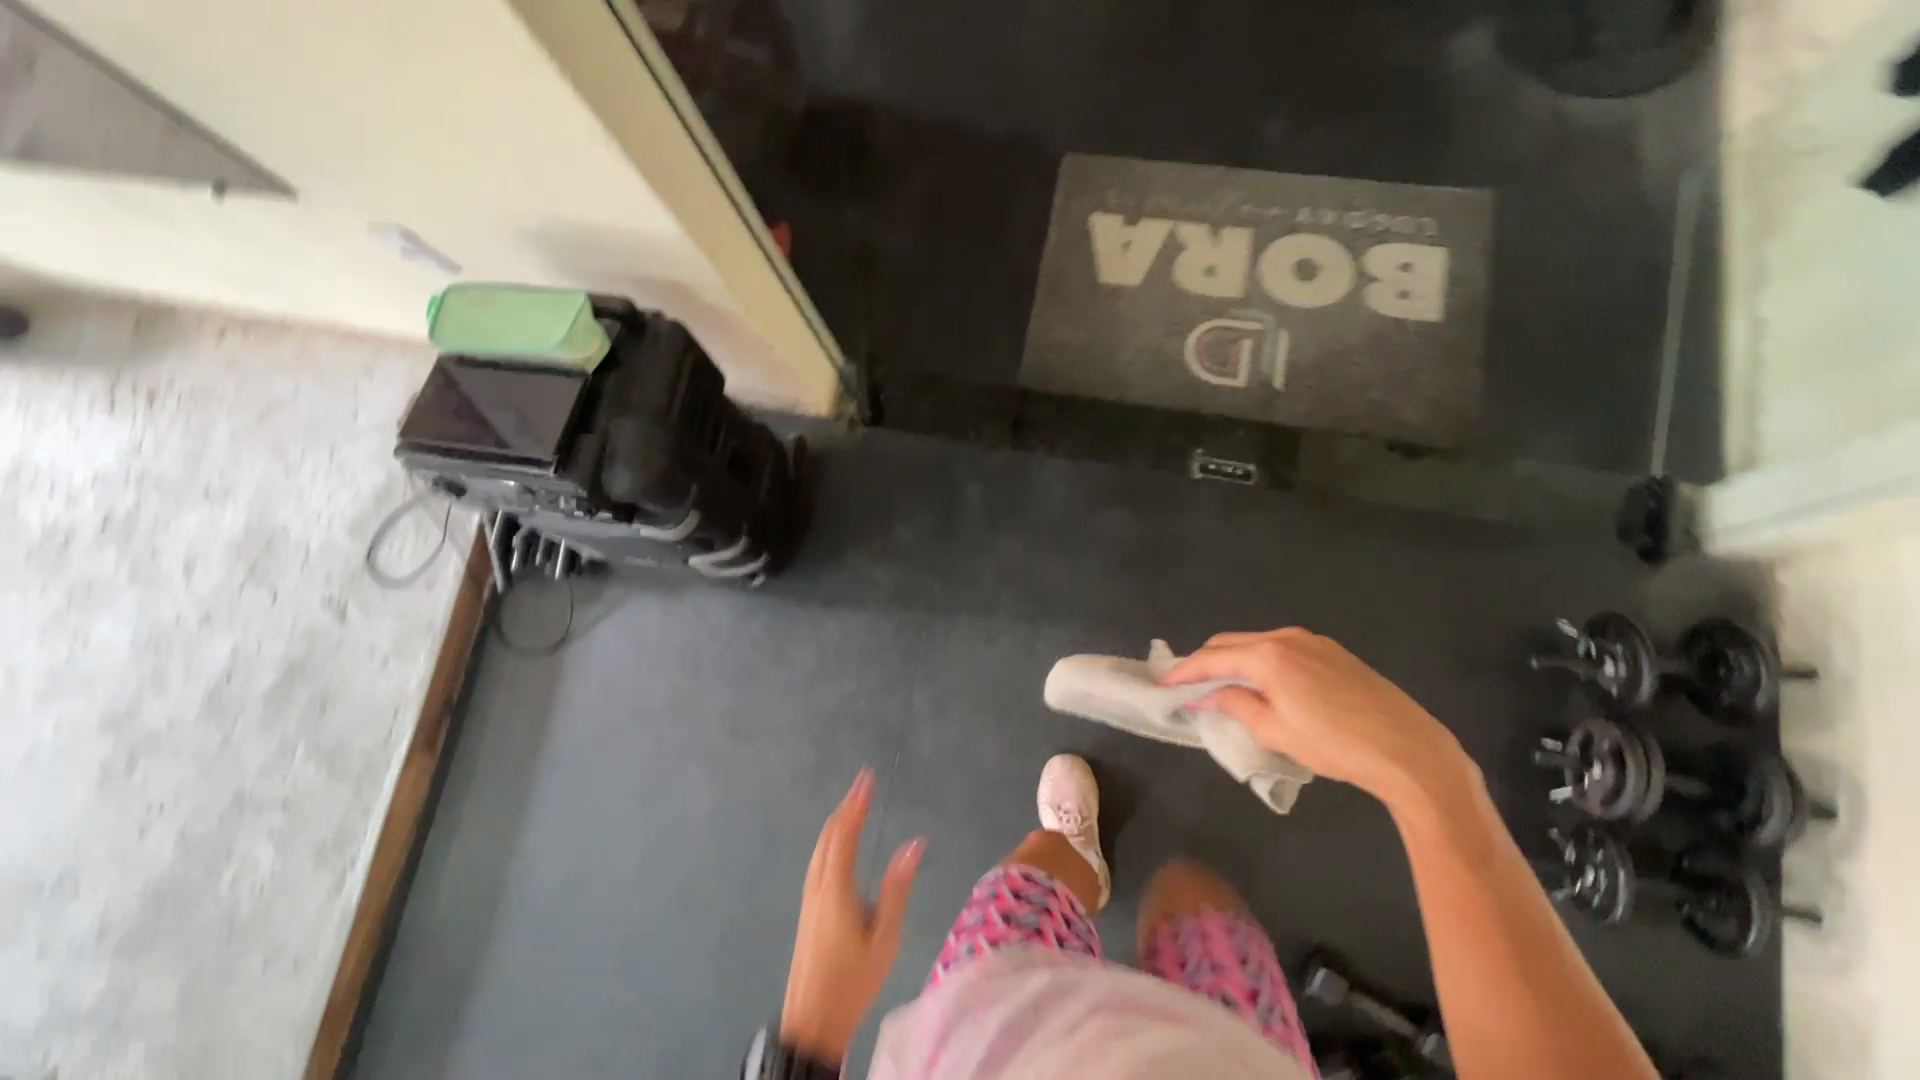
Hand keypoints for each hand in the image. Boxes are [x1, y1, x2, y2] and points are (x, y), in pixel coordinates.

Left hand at [781, 769, 923, 1065]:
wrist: (812, 1018)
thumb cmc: (854, 978)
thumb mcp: (885, 936)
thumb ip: (897, 888)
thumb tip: (914, 844)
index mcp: (836, 888)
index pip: (845, 834)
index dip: (856, 803)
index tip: (866, 777)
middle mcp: (817, 886)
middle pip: (828, 837)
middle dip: (845, 807)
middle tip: (863, 784)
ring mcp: (809, 898)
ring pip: (820, 849)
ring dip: (836, 824)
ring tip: (853, 806)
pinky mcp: (808, 910)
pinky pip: (818, 862)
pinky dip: (830, 842)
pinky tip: (838, 847)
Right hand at [1162, 629, 1475, 805]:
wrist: (1408, 750)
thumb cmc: (1335, 745)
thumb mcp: (1276, 732)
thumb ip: (1237, 706)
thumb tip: (1209, 695)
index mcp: (1268, 655)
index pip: (1212, 658)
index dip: (1184, 672)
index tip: (1162, 684)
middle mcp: (1288, 638)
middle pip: (1232, 643)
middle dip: (1206, 662)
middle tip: (1188, 686)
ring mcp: (1315, 642)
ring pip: (1258, 644)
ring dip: (1235, 661)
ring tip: (1222, 686)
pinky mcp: (1335, 653)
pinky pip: (1283, 649)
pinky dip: (1262, 662)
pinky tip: (1263, 685)